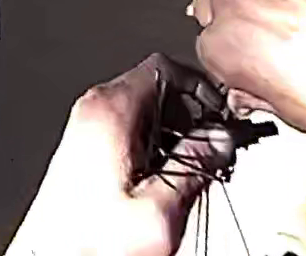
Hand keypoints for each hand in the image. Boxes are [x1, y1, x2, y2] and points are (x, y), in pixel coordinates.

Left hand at [5, 54, 233, 255]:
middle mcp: (95, 108)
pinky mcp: (85, 144)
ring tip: (190, 171)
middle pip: (154, 85)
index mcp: (110, 110)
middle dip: (188, 114)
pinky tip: (162, 179)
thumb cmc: (90, 242)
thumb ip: (193, 169)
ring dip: (173, 131)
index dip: (198, 86)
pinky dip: (153, 142)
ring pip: (143, 106)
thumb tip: (220, 140)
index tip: (219, 114)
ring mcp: (87, 124)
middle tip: (211, 149)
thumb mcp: (157, 214)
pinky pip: (129, 125)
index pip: (162, 67)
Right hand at [190, 0, 305, 160]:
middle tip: (272, 42)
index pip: (206, 45)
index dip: (231, 58)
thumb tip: (250, 81)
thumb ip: (255, 88)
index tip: (248, 63)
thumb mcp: (295, 115)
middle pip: (216, 3)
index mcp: (226, 44)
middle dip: (237, 22)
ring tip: (298, 19)